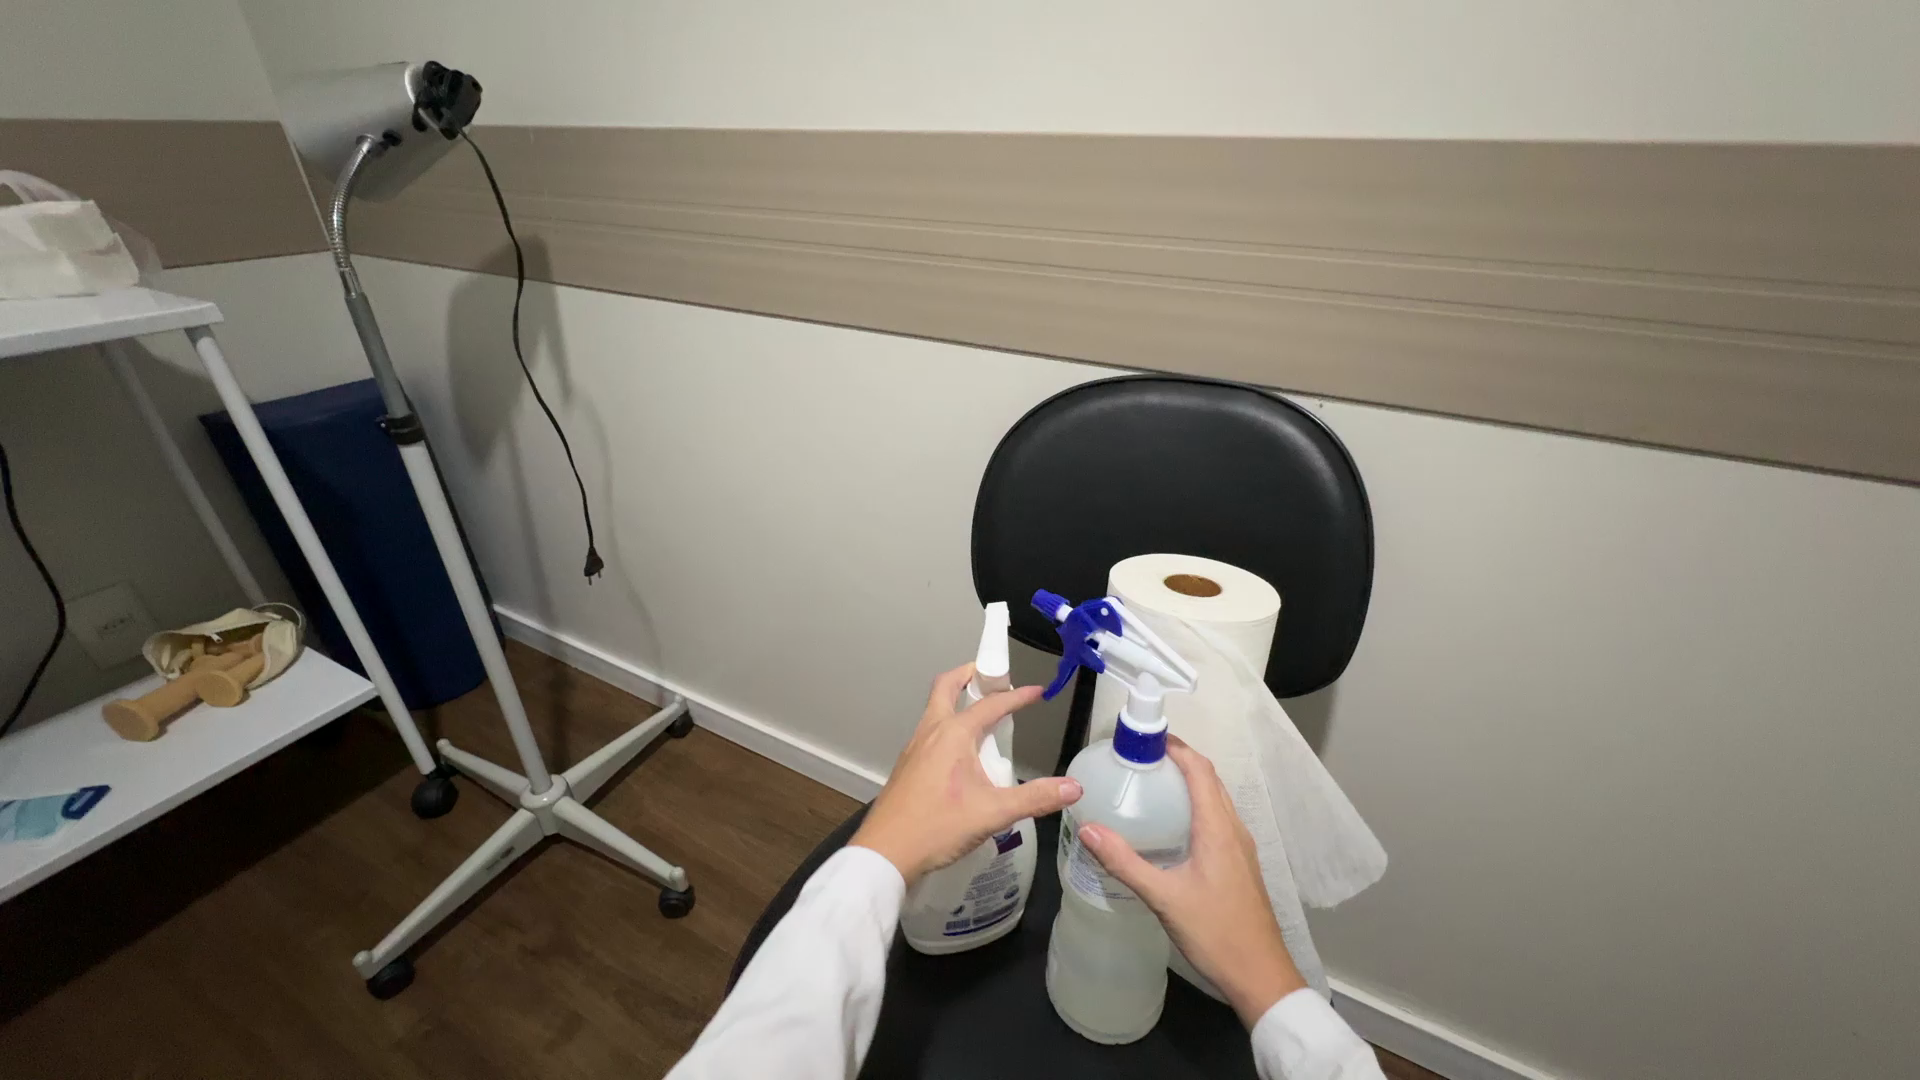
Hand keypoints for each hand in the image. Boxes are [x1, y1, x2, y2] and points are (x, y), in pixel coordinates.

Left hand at [851, 663, 1081, 885]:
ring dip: (957, 699)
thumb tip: (1073, 788)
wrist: (885, 852)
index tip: (1037, 691)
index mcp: (953, 734)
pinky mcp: (908, 764)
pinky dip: (948, 724)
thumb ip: (1035, 799)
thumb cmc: (937, 827)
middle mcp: (932, 731)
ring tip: (982, 712)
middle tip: (993, 677)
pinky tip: (961, 751)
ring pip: (935, 708)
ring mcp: (915, 746)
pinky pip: (930, 730)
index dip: (1017, 696)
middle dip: (970, 674)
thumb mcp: (993, 813)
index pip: (991, 704)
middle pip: (947, 686)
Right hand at [1078, 737, 1305, 1026]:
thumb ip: (1125, 861)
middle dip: (1177, 759)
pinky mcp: (1240, 863)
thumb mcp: (1163, 898)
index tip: (1142, 738)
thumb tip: (1087, 827)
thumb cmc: (1216, 933)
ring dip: (1188, 781)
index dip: (1174, 747)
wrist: (1262, 978)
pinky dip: (1195, 804)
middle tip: (1138, 757)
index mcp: (1218, 827)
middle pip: (1208, 778)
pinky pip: (1217, 817)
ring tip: (1150, 782)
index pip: (1199, 769)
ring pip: (1215, 798)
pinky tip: (1170, 824)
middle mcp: (1233, 829)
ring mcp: (1240, 847)